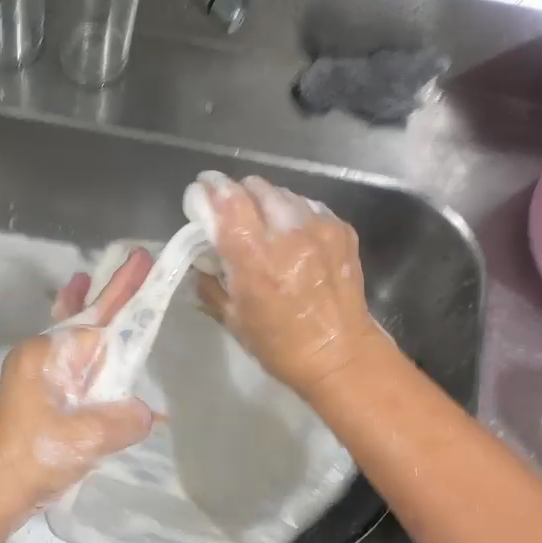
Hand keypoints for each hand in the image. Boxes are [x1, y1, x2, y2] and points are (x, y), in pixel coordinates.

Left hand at [0, 250, 157, 509]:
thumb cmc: (36, 459)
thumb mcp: (89, 438)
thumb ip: (125, 419)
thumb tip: (145, 413)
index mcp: (45, 356)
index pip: (97, 322)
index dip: (125, 295)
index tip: (143, 261)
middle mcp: (37, 360)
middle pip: (84, 322)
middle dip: (111, 296)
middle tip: (135, 262)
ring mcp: (35, 381)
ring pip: (73, 343)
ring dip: (92, 319)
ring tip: (98, 284)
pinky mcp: (37, 404)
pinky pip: (69, 370)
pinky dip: (86, 358)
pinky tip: (97, 360)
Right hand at [194, 173, 401, 396]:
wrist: (339, 354)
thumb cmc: (279, 345)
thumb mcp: (234, 319)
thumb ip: (212, 283)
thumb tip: (201, 260)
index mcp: (256, 258)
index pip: (228, 201)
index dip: (209, 189)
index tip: (200, 190)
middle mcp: (288, 233)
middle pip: (256, 187)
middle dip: (237, 193)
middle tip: (229, 208)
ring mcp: (319, 227)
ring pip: (284, 194)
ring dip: (266, 202)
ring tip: (262, 223)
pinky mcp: (341, 230)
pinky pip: (309, 207)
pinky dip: (293, 214)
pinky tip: (291, 235)